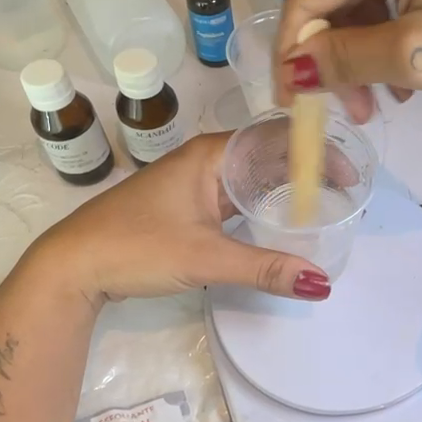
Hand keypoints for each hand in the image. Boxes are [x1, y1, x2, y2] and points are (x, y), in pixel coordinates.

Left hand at [29, 133, 330, 304]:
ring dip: (285, 190)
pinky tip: (279, 225)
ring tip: (324, 208)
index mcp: (210, 155)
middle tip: (347, 196)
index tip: (350, 177)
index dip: (316, 152)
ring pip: (252, 178)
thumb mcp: (204, 259)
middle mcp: (205, 161)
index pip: (276, 139)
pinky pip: (237, 197)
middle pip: (268, 155)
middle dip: (307, 172)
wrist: (71, 265)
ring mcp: (194, 184)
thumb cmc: (134, 247)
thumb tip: (320, 282)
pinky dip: (263, 206)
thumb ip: (264, 269)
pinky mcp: (187, 207)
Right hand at [275, 0, 421, 119]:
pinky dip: (398, 24)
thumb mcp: (416, 55)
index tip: (292, 104)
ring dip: (369, 45)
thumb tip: (294, 68)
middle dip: (338, 54)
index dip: (293, 52)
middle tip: (356, 110)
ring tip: (390, 97)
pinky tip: (411, 63)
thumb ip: (344, 60)